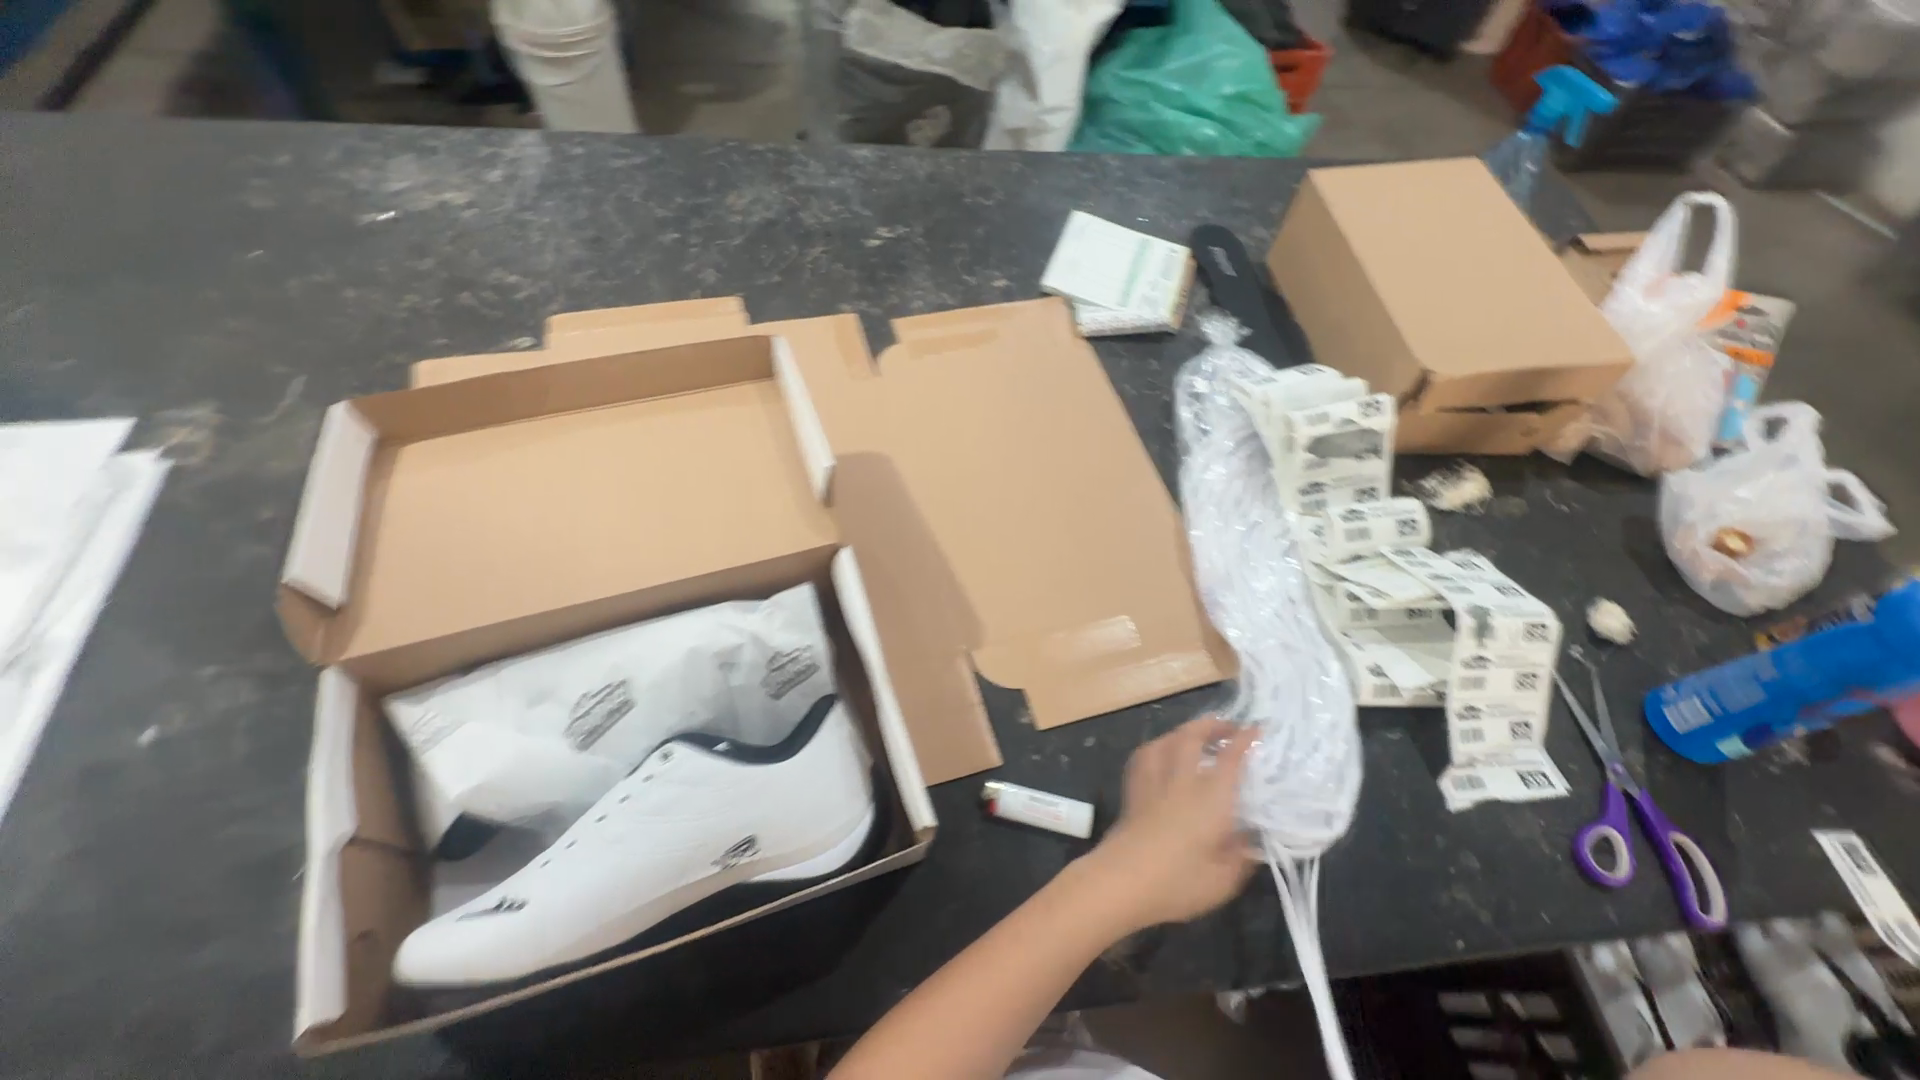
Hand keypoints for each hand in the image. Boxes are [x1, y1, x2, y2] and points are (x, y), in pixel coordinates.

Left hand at [1080, 715, 1257, 931]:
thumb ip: (1242, 855)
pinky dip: (1159, 746)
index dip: (1245, 739)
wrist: (1122, 880)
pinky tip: (1162, 754)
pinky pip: (1146, 754)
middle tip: (1228, 728)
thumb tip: (1251, 839)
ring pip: (1167, 739)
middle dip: (1212, 725)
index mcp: (1211, 796)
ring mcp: (1152, 781)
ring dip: (1185, 731)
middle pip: (1193, 736)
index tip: (1256, 729)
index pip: (1231, 757)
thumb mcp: (1225, 878)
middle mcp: (1182, 779)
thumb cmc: (1179, 881)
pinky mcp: (1132, 790)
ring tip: (1196, 736)